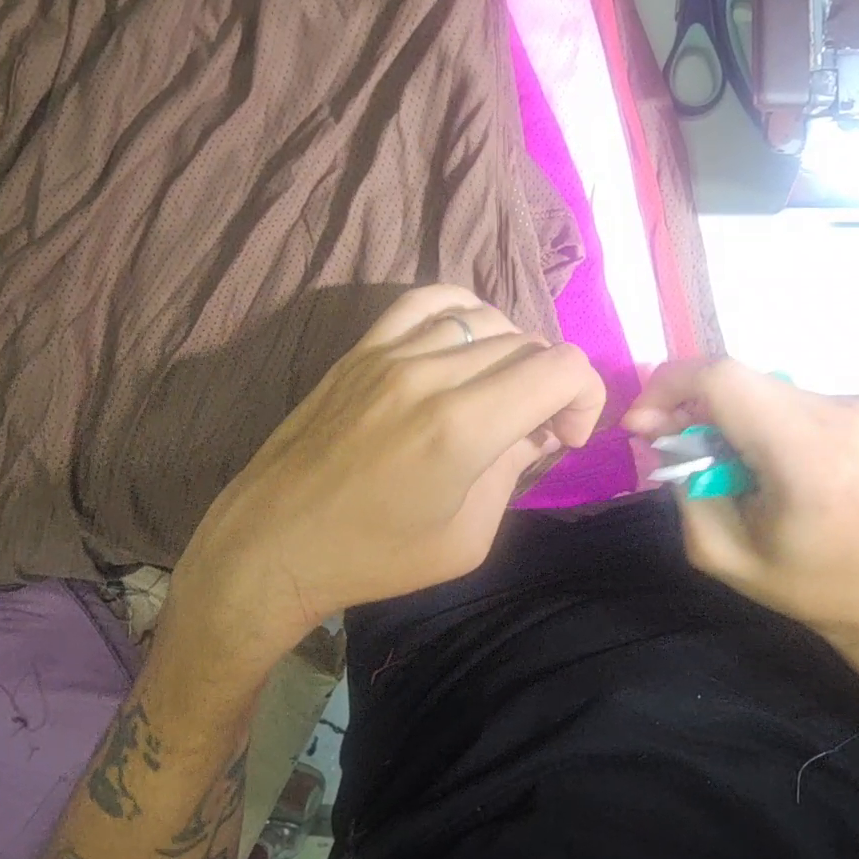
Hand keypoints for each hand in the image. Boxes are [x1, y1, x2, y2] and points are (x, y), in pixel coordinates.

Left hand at [173, 286, 604, 670]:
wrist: (273, 544)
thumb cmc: (373, 557)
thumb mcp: (466, 539)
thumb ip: (511, 473)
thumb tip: (535, 431)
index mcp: (463, 427)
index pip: (561, 368)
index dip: (585, 398)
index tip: (564, 438)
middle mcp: (431, 373)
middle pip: (527, 343)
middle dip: (550, 385)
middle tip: (533, 430)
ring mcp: (390, 352)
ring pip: (484, 318)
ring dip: (512, 352)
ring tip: (498, 393)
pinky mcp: (361, 349)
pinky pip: (427, 301)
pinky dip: (463, 313)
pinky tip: (464, 345)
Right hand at [623, 360, 858, 655]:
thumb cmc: (807, 586)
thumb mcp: (721, 553)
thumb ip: (685, 485)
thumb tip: (661, 429)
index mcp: (811, 458)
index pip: (725, 380)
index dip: (670, 386)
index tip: (642, 422)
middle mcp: (848, 417)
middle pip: (742, 382)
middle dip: (696, 409)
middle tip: (678, 447)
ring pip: (768, 389)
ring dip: (736, 418)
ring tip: (736, 466)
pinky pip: (799, 399)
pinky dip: (772, 422)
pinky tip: (779, 463)